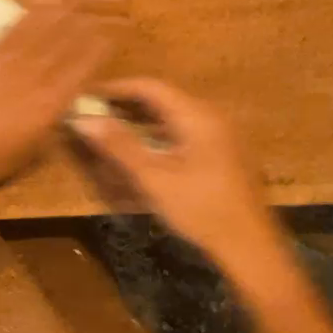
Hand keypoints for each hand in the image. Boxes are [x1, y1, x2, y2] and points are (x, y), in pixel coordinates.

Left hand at [0, 0, 126, 194]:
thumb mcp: (35, 148)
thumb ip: (55, 119)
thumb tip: (69, 98)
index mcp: (50, 103)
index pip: (84, 63)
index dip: (105, 42)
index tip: (122, 25)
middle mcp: (32, 76)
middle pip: (68, 38)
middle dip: (94, 16)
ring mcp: (6, 63)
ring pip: (42, 27)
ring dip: (67, 7)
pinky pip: (13, 29)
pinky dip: (32, 13)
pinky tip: (45, 1)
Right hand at [72, 78, 284, 266]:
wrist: (249, 245)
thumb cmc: (200, 208)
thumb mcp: (153, 177)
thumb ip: (119, 145)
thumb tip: (83, 119)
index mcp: (197, 117)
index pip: (150, 87)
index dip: (116, 89)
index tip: (86, 98)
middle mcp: (212, 117)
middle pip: (162, 98)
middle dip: (125, 104)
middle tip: (93, 115)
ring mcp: (221, 135)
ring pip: (173, 115)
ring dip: (140, 119)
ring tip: (110, 130)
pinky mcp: (223, 152)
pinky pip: (184, 130)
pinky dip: (157, 133)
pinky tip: (142, 150)